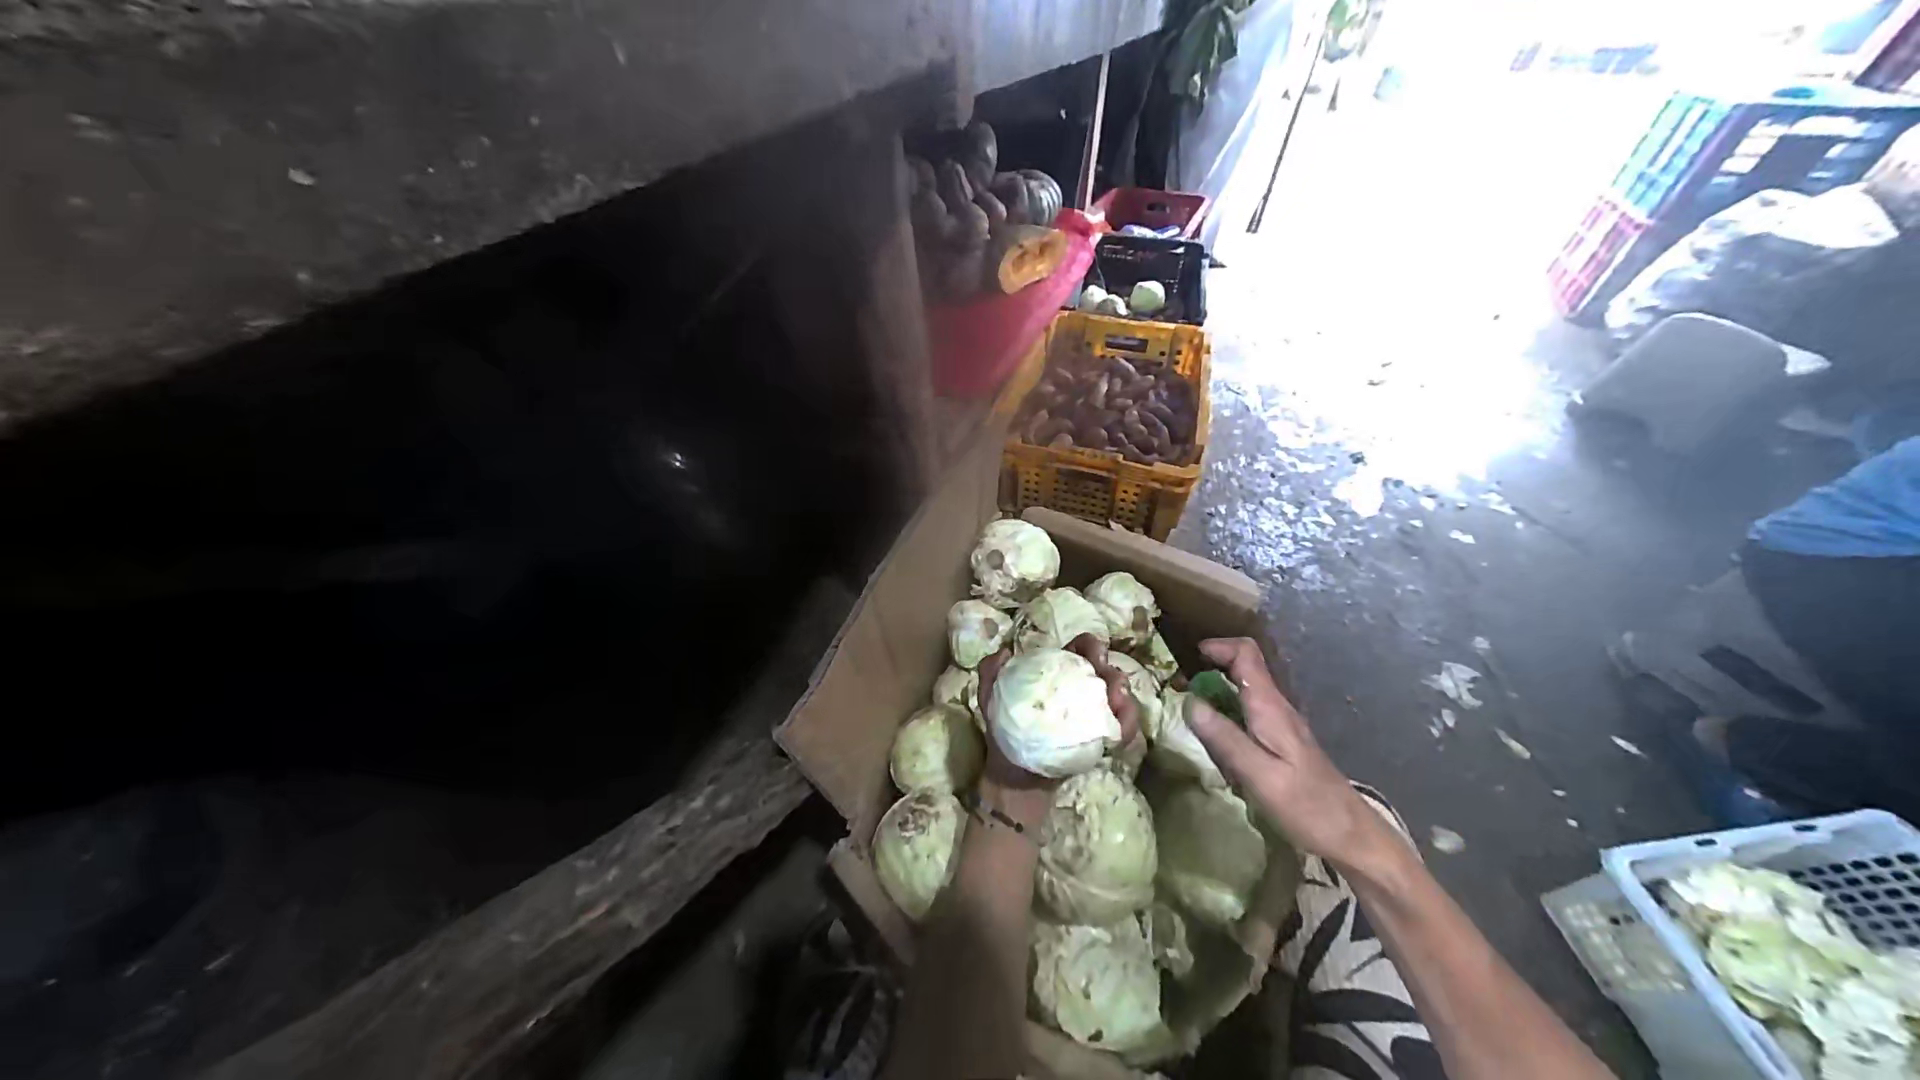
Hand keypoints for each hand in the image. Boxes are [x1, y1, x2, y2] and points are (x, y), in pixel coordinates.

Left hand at [974, 633, 1140, 826]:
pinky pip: (1122, 730)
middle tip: (1111, 686)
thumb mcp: (990, 696)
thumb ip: (991, 671)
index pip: (1082, 650)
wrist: (1012, 778)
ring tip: (1118, 705)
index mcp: (1059, 672)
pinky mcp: (1101, 740)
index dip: (1092, 646)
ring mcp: (1093, 715)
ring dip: (1126, 700)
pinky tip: (1118, 733)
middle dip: (1114, 674)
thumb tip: (1004, 652)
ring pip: (1121, 699)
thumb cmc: (1004, 730)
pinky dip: (1127, 728)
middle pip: (1107, 672)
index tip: (1094, 654)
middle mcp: (1081, 689)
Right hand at [1184, 637, 1397, 870]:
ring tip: (1192, 716)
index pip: (1247, 653)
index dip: (1218, 646)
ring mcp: (1281, 724)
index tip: (1189, 657)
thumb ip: (1223, 737)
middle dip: (1210, 669)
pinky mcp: (1281, 742)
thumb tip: (1189, 701)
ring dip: (1216, 694)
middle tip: (1181, 690)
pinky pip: (1248, 714)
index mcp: (1270, 708)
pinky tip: (1217, 742)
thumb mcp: (1258, 774)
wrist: (1351, 837)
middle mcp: (1276, 708)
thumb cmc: (1306, 806)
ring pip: (1244, 692)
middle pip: (1244, 668)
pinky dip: (1227, 715)